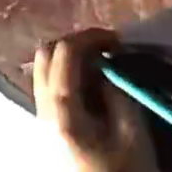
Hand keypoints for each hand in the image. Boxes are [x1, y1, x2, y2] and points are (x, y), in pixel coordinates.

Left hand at [33, 30, 156, 171]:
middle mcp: (42, 115)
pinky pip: (50, 90)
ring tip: (103, 68)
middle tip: (107, 50)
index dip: (92, 36)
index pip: (65, 51)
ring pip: (45, 71)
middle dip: (77, 43)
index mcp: (62, 113)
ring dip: (72, 60)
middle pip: (46, 55)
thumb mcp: (131, 129)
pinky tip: (94, 90)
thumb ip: (117, 87)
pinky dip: (69, 77)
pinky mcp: (47, 135)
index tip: (118, 43)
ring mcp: (40, 126)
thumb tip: (107, 62)